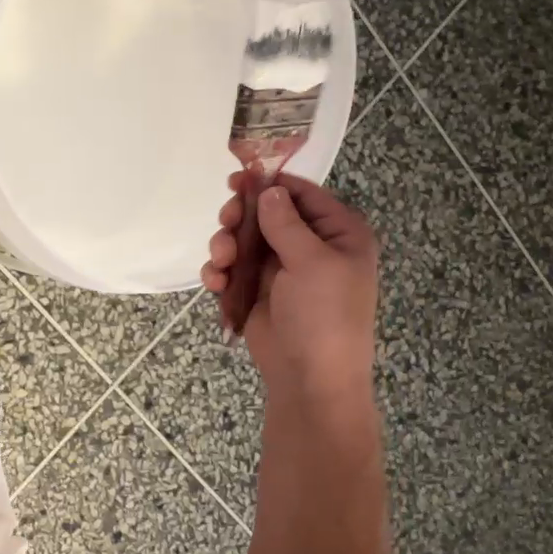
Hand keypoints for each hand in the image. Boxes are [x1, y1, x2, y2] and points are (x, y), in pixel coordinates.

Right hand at [202, 171, 378, 399]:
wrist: (309, 374)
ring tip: (221, 264)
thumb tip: (268, 189)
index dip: (270, 183)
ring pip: (241, 241)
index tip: (236, 179)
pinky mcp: (254, 291)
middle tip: (225, 224)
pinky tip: (216, 284)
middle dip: (239, 219)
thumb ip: (285, 223)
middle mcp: (308, 246)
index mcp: (336, 233)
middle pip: (264, 214)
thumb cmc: (324, 314)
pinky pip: (229, 270)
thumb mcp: (312, 263)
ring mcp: (279, 270)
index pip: (301, 194)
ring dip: (225, 247)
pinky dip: (218, 273)